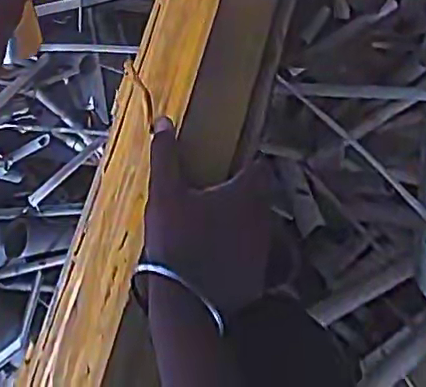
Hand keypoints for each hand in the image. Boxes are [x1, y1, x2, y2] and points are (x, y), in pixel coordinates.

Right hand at [145, 117, 270, 315]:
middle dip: (242, 191)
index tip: (232, 162)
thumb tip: (163, 122)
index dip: (247, 162)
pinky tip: (215, 251)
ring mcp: (262, 252)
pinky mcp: (257, 279)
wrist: (186, 304)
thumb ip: (165, 154)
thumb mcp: (165, 191)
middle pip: (260, 197)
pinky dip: (239, 249)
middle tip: (217, 187)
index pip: (259, 168)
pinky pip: (252, 255)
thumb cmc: (178, 241)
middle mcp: (261, 221)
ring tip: (214, 219)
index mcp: (245, 195)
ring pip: (257, 226)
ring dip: (241, 220)